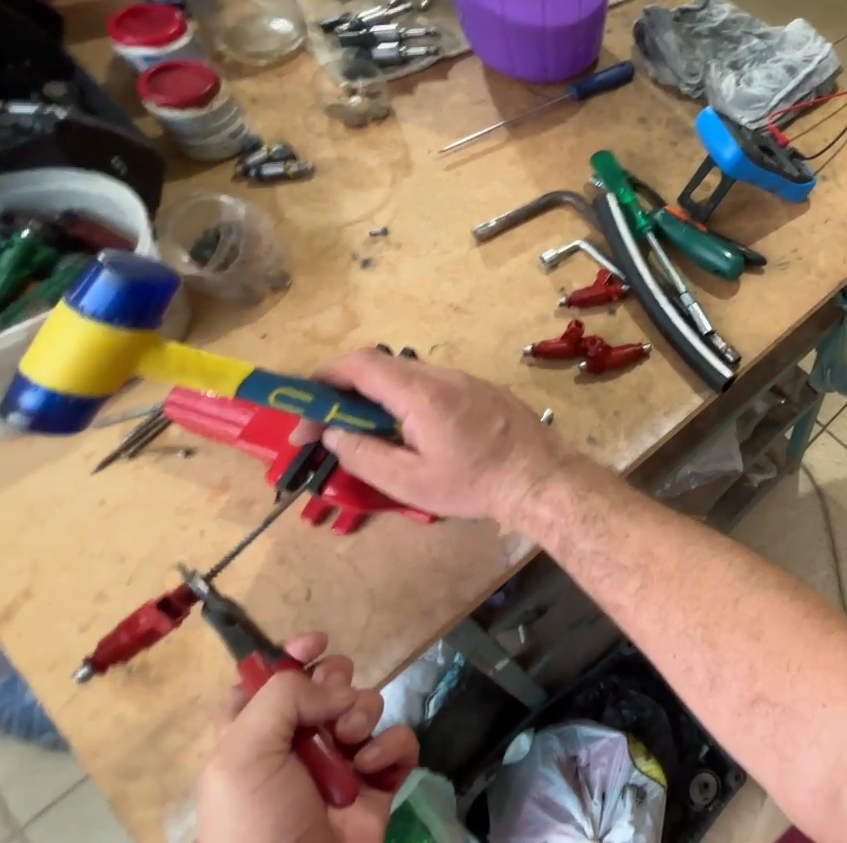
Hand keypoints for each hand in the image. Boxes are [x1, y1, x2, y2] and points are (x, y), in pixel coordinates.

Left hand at [198, 633, 417, 842]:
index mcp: (251, 738)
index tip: (316, 642)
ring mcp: (342, 762)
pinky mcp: (380, 781)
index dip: (291, 656)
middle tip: (332, 703)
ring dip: (364, 716)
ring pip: (367, 706)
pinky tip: (374, 769)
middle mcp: (296, 744)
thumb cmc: (255, 824)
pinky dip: (392, 748)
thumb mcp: (241, 757)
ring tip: (353, 745)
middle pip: (327, 685)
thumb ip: (284, 698)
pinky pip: (399, 741)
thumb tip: (335, 690)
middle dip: (337, 683)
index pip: (268, 682)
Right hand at [288, 349, 580, 524]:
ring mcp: (470, 380)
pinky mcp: (486, 390)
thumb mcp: (409, 480)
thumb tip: (333, 434)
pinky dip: (410, 400)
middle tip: (327, 429)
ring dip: (379, 397)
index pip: (361, 363)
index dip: (323, 379)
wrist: (543, 478)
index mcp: (424, 393)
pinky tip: (411, 433)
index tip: (303, 411)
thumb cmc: (475, 483)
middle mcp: (447, 376)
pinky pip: (436, 385)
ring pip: (411, 376)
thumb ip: (363, 454)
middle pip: (384, 367)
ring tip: (367, 435)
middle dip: (346, 392)